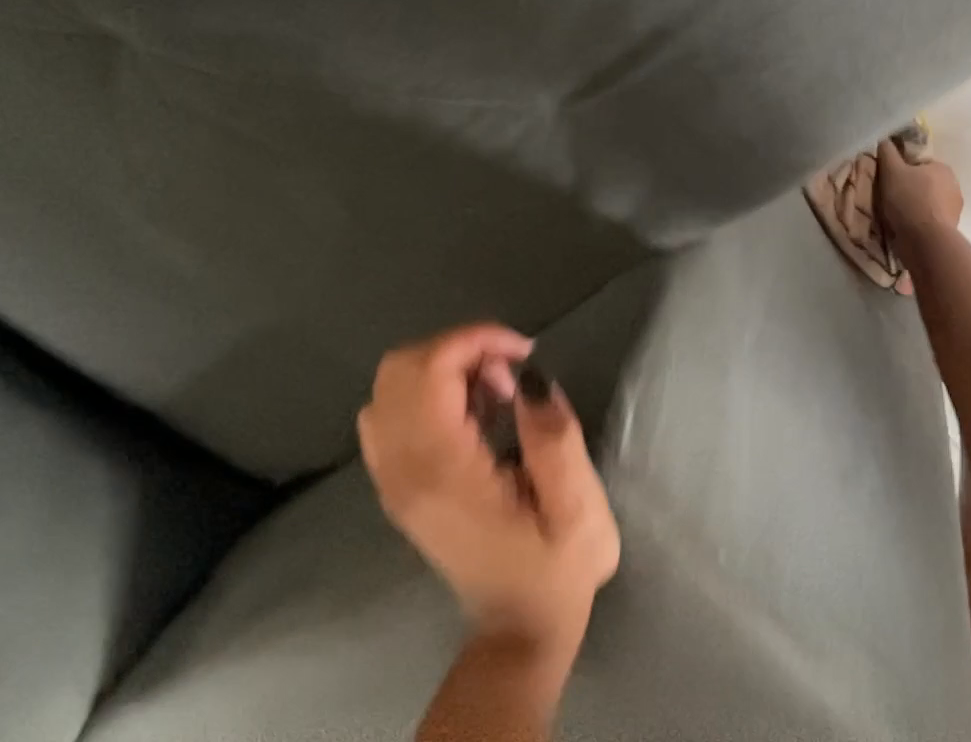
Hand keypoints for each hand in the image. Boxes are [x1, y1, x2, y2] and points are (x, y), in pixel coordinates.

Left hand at [358, 324, 620, 645]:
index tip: (525, 352)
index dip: (473, 340)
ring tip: (499, 396)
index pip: (427, 370)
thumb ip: (554, 437)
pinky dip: (431, 393)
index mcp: (441, 471)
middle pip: (399, 369)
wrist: (520, 630)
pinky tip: (475, 415)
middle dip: (459, 350)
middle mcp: (402, 469)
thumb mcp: (577, 507)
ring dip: (446, 370)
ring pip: (393, 386)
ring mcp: (393, 478)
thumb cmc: (555, 569)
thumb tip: (528, 378)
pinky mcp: (400, 484)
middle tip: (511, 377)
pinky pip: (392, 413)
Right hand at [874, 137, 963, 241]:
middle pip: (924, 184)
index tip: (890, 181)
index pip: (919, 164)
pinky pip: (929, 220)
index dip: (902, 171)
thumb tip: (884, 138)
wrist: (925, 240)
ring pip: (927, 203)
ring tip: (896, 217)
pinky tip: (906, 228)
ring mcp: (954, 209)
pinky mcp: (950, 229)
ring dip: (914, 208)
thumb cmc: (909, 200)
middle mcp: (953, 185)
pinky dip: (919, 222)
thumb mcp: (891, 171)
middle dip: (909, 190)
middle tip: (890, 199)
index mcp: (942, 168)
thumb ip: (888, 152)